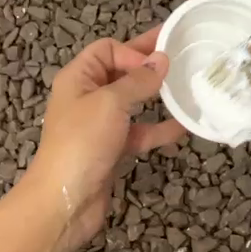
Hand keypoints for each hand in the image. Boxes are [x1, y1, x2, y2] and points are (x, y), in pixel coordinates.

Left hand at [20, 26, 185, 251]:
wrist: (64, 202)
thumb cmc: (82, 142)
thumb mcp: (110, 102)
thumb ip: (138, 80)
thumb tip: (162, 59)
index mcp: (78, 77)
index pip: (108, 49)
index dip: (133, 51)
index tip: (158, 63)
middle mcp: (87, 96)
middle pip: (121, 72)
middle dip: (149, 65)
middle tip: (182, 54)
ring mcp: (100, 124)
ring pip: (132, 101)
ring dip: (156, 96)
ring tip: (186, 88)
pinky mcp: (111, 148)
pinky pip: (138, 131)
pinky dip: (158, 128)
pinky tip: (183, 126)